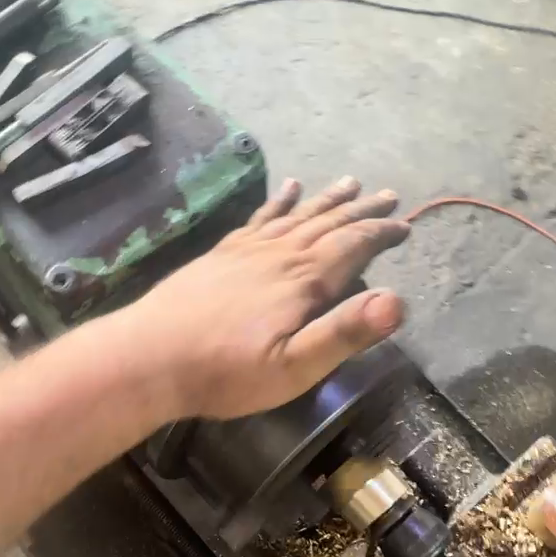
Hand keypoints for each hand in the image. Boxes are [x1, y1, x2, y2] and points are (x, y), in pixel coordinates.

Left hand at [111, 176, 410, 420]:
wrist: (150, 357)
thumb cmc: (225, 373)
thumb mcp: (294, 367)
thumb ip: (344, 333)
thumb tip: (397, 300)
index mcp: (303, 281)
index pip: (352, 246)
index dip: (381, 234)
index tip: (405, 226)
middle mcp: (278, 254)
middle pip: (327, 223)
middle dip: (361, 211)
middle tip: (388, 196)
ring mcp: (246, 250)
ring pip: (296, 216)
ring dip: (326, 201)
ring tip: (349, 183)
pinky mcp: (221, 255)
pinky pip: (260, 219)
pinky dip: (279, 203)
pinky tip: (287, 190)